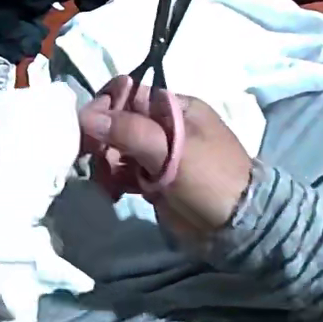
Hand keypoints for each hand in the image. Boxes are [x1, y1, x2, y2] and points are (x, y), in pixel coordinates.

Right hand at [79, 78, 251, 239]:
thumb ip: (129, 131)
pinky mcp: (152, 180)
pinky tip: (111, 193)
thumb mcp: (171, 150)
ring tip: (105, 182)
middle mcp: (163, 126)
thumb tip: (86, 115)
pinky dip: (113, 180)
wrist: (236, 227)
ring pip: (116, 149)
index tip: (89, 129)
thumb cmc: (210, 179)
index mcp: (174, 108)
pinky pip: (123, 173)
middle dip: (101, 139)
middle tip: (94, 160)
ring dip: (105, 163)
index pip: (129, 93)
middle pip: (117, 122)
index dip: (105, 107)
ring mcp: (158, 154)